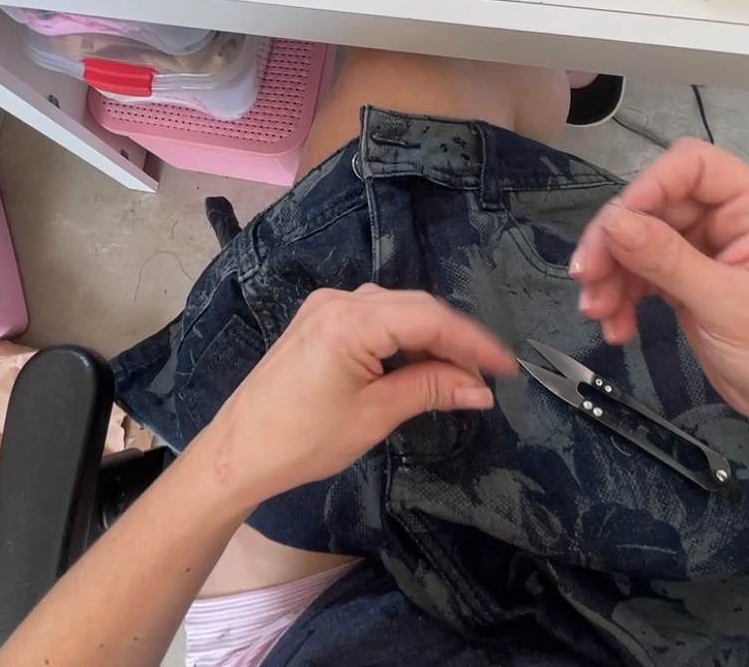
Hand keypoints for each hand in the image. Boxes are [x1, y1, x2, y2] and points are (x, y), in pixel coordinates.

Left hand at [186, 285, 515, 508]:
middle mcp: (337, 300)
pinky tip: (418, 360)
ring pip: (395, 308)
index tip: (507, 367)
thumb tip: (480, 389)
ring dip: (429, 335)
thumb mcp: (375, 415)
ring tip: (460, 372)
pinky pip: (372, 315)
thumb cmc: (305, 439)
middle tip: (488, 374)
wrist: (241, 449)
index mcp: (350, 320)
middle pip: (413, 307)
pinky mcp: (317, 318)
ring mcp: (324, 305)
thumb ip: (430, 390)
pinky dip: (401, 335)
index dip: (472, 341)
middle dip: (454, 338)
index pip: (428, 318)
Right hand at [568, 140, 748, 443]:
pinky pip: (641, 274)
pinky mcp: (689, 282)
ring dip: (611, 275)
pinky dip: (621, 297)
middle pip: (654, 207)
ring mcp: (707, 252)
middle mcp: (731, 221)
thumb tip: (609, 221)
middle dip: (616, 243)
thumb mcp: (728, 305)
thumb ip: (666, 259)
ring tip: (596, 312)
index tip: (614, 225)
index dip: (650, 185)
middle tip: (585, 277)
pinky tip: (615, 327)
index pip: (694, 167)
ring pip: (638, 242)